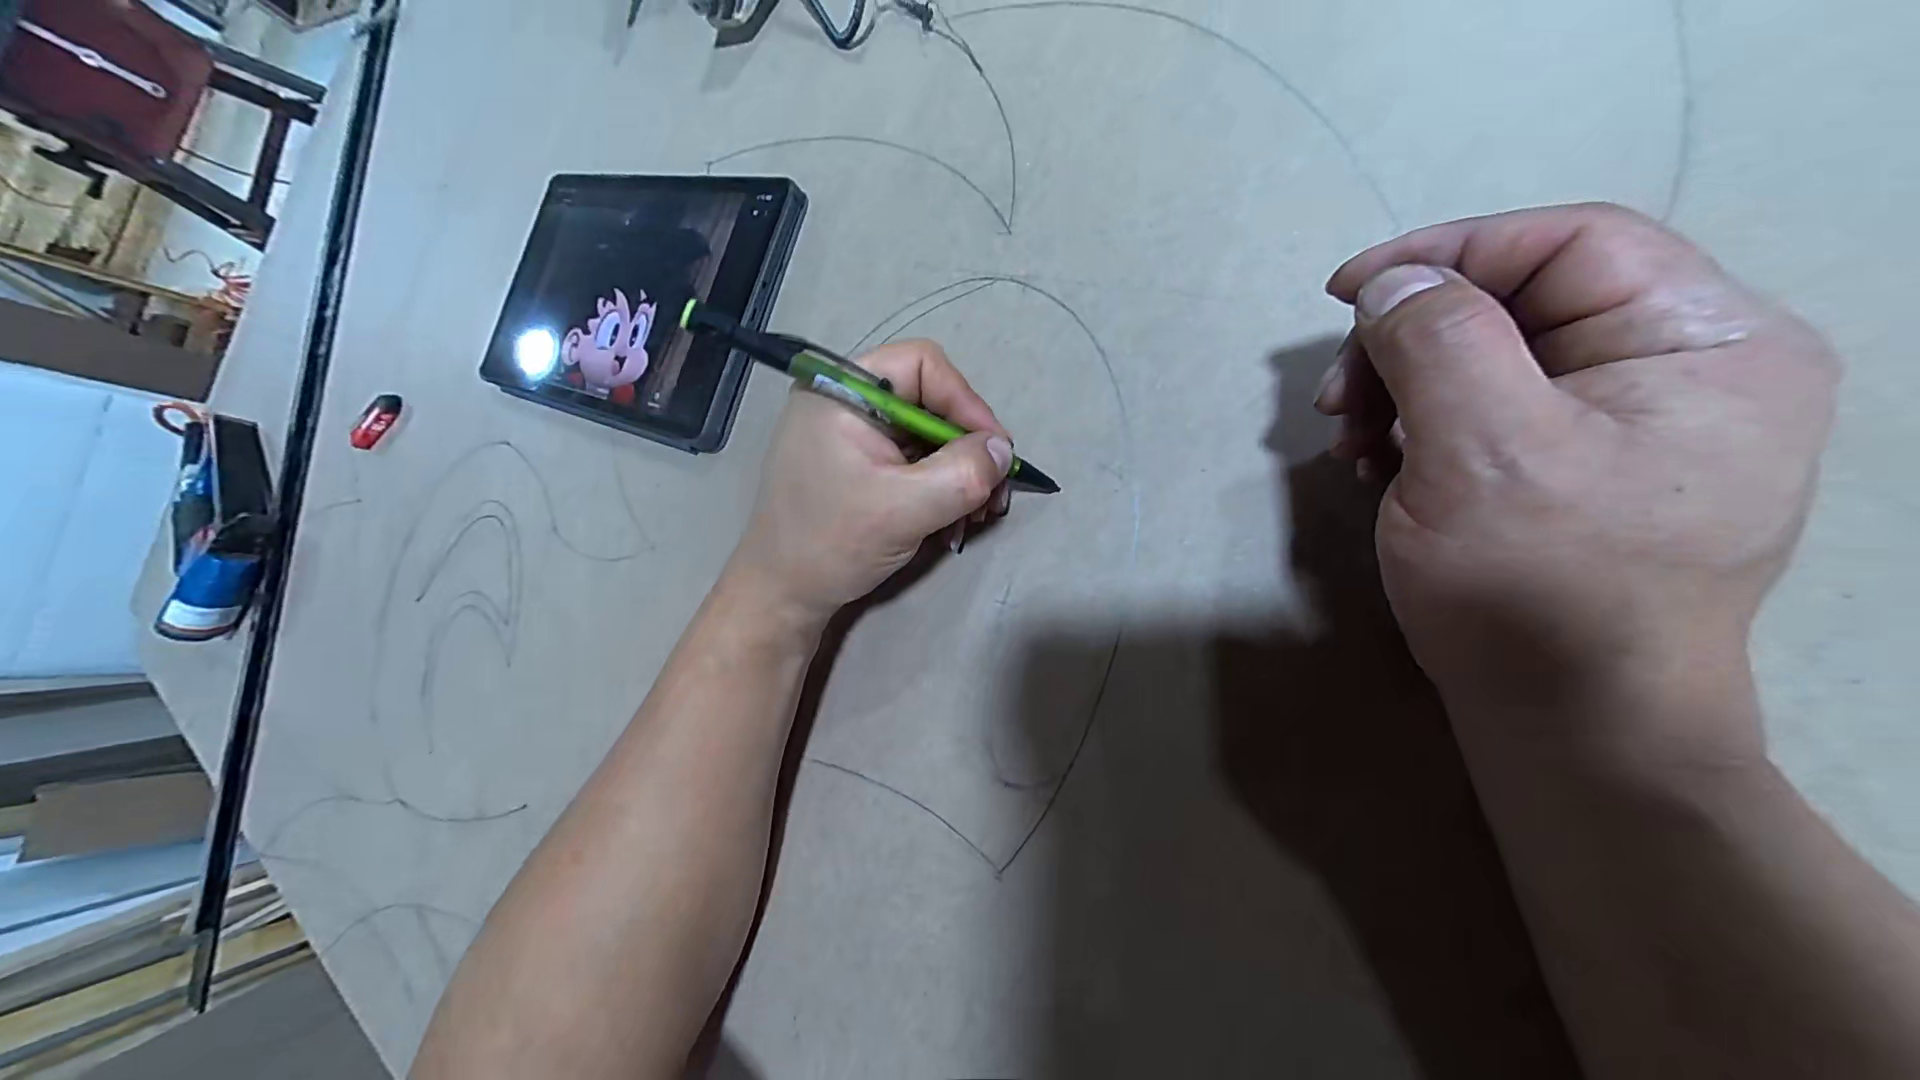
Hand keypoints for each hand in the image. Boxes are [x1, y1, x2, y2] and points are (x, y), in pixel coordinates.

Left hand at [722, 339, 1015, 628]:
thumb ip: (963, 474)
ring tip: (976, 515)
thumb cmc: (831, 543)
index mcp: (843, 391)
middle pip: (931, 401)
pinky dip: (940, 487)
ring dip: (960, 474)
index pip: (923, 365)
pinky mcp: (860, 464)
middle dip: (968, 449)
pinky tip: (952, 521)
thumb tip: (1003, 450)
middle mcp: (847, 401)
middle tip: (994, 492)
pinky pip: (913, 461)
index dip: (967, 403)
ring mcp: (853, 434)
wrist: (783, 594)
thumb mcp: (905, 508)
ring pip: (928, 435)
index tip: (994, 451)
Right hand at [1318, 204, 1837, 757]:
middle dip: (1406, 341)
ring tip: (1349, 442)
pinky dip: (1416, 427)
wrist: (1566, 719)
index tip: (1343, 292)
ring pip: (1486, 360)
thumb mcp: (1480, 451)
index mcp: (1702, 342)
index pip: (1565, 244)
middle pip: (1515, 304)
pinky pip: (1481, 412)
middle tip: (1334, 398)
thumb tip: (1390, 281)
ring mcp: (1621, 425)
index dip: (1445, 252)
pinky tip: (1378, 463)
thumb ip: (1437, 343)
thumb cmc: (1536, 587)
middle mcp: (1677, 370)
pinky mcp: (1568, 469)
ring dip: (1398, 388)